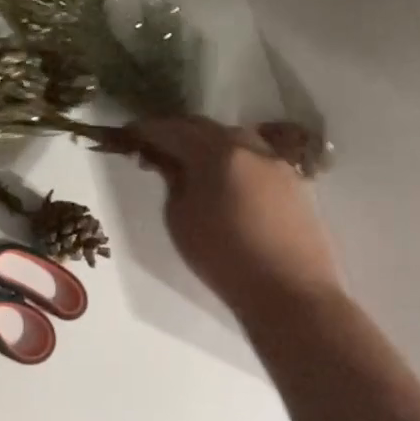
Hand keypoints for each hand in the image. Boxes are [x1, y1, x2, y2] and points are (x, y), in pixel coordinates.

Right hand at [123, 116, 343, 319]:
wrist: (291, 294)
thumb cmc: (222, 255)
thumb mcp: (179, 216)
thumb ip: (172, 180)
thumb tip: (166, 160)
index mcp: (217, 154)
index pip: (170, 130)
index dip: (144, 130)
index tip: (125, 134)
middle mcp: (250, 150)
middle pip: (204, 127)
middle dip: (175, 131)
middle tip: (151, 145)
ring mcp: (277, 166)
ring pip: (233, 138)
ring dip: (205, 141)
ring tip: (187, 160)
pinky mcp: (294, 184)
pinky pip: (254, 156)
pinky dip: (230, 157)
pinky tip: (219, 176)